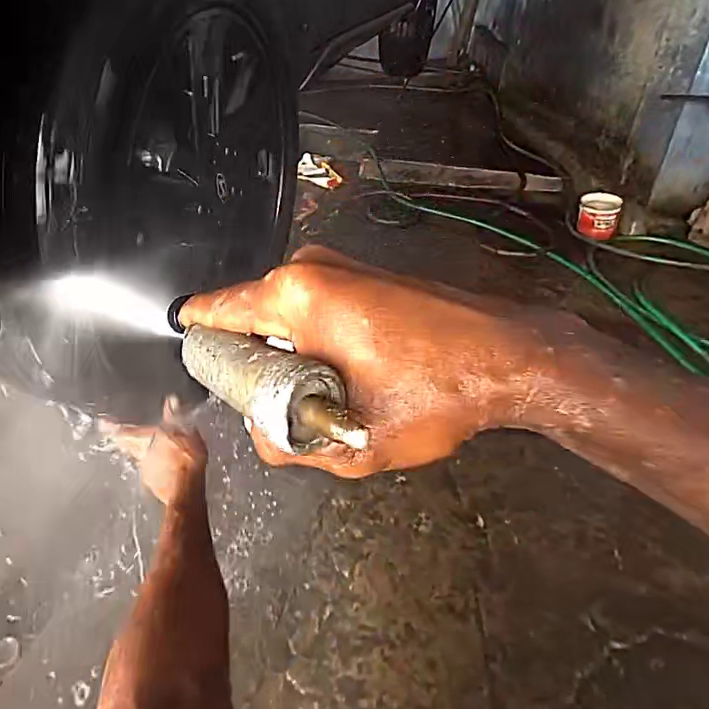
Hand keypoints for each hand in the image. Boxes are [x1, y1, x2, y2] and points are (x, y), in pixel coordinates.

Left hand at [103, 400, 208, 507]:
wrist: (186, 490)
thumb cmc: (185, 457)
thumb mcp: (185, 430)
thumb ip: (176, 416)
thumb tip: (171, 400)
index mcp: (146, 438)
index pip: (124, 431)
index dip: (112, 427)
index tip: (102, 423)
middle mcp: (140, 455)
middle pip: (127, 446)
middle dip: (122, 440)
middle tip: (116, 436)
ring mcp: (145, 472)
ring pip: (137, 459)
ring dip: (139, 454)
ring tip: (144, 450)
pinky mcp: (152, 485)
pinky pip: (149, 472)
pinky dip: (153, 467)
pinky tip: (162, 467)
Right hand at [179, 246, 569, 476]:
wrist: (505, 356)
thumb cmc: (433, 392)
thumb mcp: (352, 442)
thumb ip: (286, 442)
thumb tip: (261, 430)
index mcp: (295, 296)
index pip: (215, 314)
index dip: (203, 351)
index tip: (205, 380)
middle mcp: (308, 268)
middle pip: (248, 320)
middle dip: (256, 366)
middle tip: (286, 407)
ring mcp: (337, 265)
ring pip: (281, 318)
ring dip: (288, 357)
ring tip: (327, 395)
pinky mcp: (358, 275)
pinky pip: (311, 309)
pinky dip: (313, 341)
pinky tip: (348, 374)